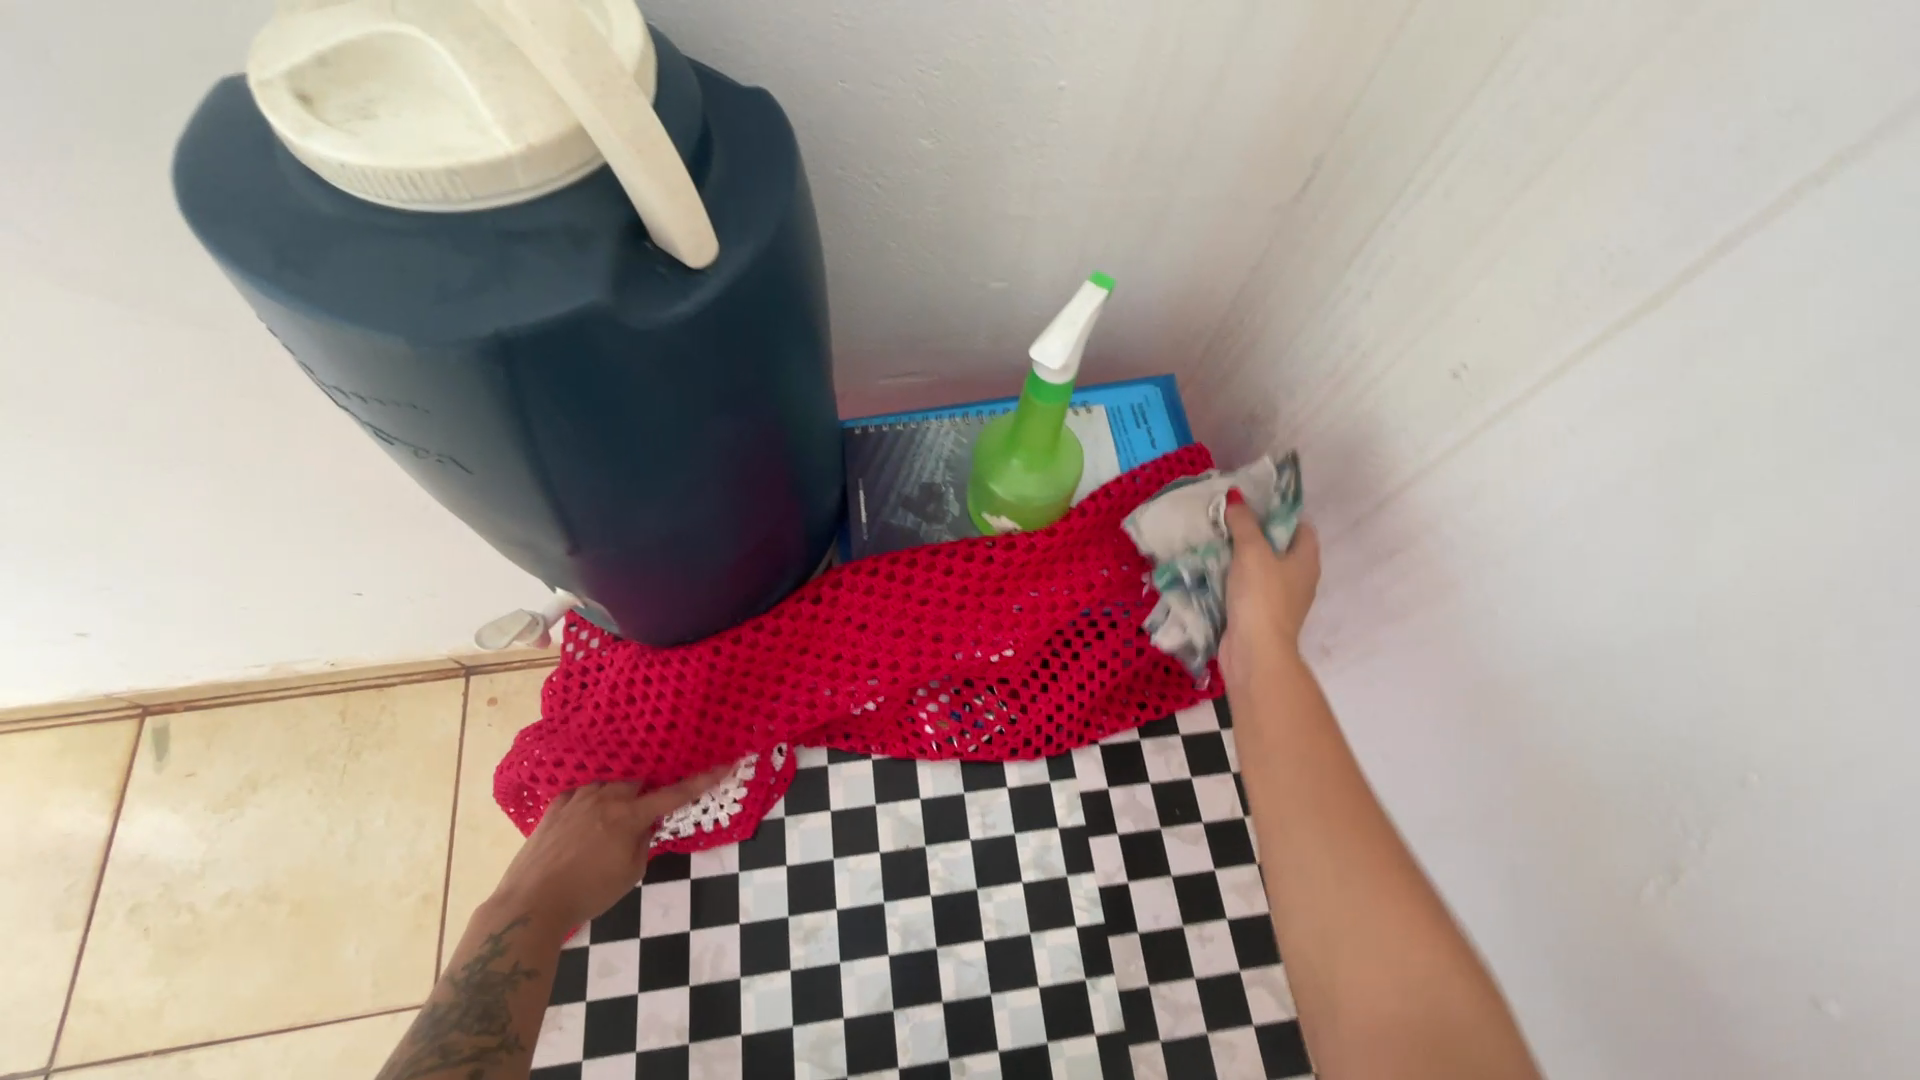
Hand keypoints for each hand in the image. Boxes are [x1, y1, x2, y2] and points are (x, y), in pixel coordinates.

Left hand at [485, 769, 727, 933]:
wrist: (531, 904)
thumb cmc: (587, 893)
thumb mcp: (629, 874)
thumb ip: (644, 843)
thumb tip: (647, 825)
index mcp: (628, 816)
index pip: (674, 794)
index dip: (702, 780)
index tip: (725, 764)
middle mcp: (605, 799)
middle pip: (637, 776)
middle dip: (649, 782)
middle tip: (652, 793)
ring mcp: (577, 800)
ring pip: (608, 780)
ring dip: (619, 789)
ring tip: (619, 803)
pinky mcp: (554, 808)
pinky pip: (581, 790)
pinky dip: (591, 796)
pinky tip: (589, 808)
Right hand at [1222, 500, 1320, 673]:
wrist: (1255, 651)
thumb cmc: (1261, 596)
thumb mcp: (1252, 551)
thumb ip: (1244, 523)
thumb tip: (1235, 498)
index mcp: (1306, 560)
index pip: (1300, 526)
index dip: (1279, 513)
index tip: (1251, 505)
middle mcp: (1299, 579)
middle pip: (1278, 547)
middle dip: (1254, 534)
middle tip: (1227, 520)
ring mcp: (1280, 599)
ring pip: (1260, 569)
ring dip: (1240, 558)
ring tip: (1214, 542)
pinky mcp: (1260, 615)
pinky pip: (1247, 589)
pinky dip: (1232, 580)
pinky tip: (1212, 571)